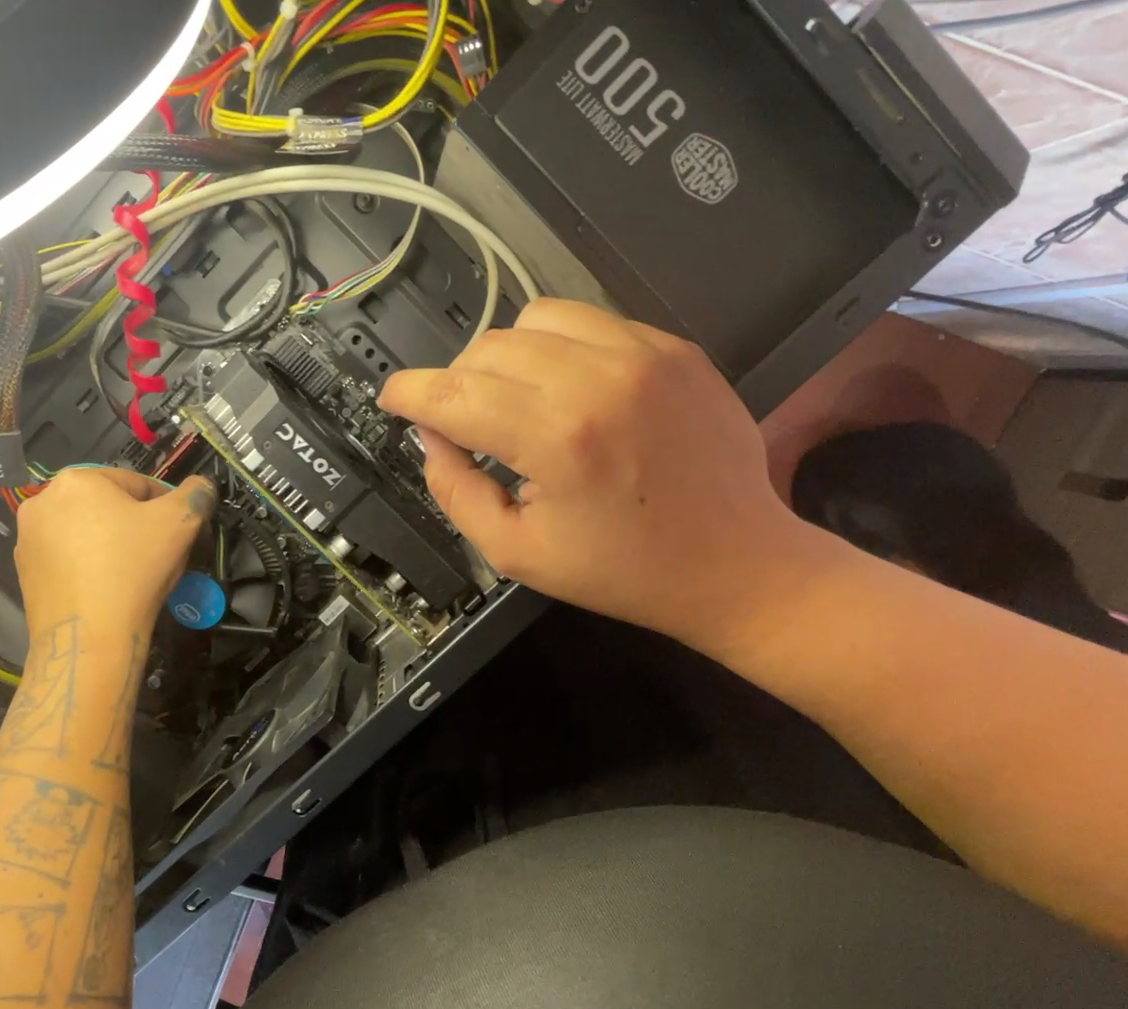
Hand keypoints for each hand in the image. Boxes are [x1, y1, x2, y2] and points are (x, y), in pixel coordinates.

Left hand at [14, 469, 215, 631]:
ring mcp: (28, 538)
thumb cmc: (133, 570)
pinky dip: (89, 567)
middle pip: (109, 507)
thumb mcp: (179, 524)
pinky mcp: (25, 572)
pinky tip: (107, 589)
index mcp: (77, 479)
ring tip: (133, 575)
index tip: (179, 533)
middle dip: (135, 527)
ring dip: (111, 545)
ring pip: (87, 533)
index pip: (138, 484)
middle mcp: (43, 501)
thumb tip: (202, 486)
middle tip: (158, 555)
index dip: (166, 508)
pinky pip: (68, 559)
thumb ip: (196, 495)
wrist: (88, 638)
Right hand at [378, 299, 829, 649]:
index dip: (408, 392)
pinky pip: (589, 320)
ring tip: (518, 399)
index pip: (453, 393)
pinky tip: (572, 390)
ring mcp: (643, 354)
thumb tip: (431, 436)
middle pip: (487, 349)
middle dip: (459, 383)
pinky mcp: (674, 346)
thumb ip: (455, 491)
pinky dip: (560, 347)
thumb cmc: (622, 571)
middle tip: (467, 425)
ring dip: (507, 355)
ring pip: (535, 318)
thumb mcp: (516, 553)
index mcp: (556, 439)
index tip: (393, 399)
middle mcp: (598, 379)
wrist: (735, 562)